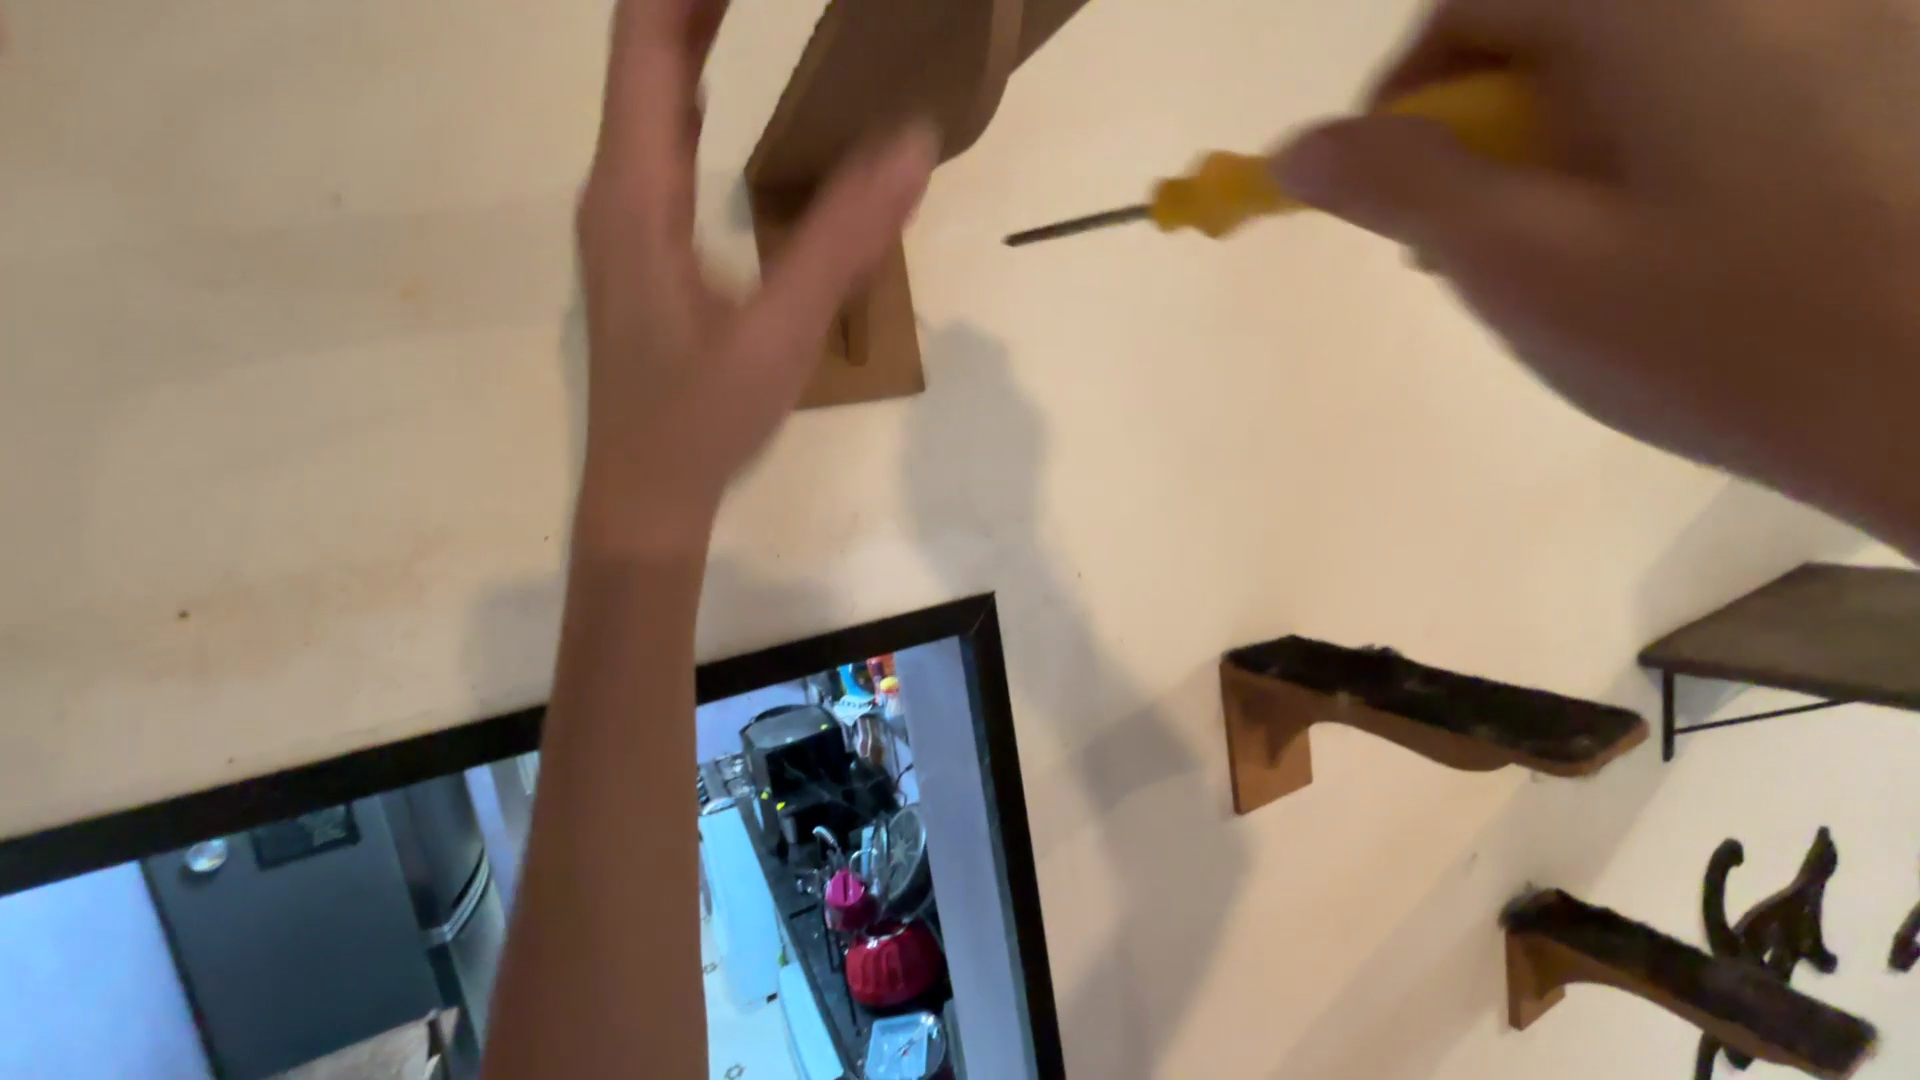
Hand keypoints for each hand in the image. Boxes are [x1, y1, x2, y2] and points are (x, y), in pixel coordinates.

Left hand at [574, 0, 935, 551]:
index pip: (646, 40)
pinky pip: (657, 148)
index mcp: (636, 193)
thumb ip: (844, 240)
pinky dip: (688, 99)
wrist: (646, 492)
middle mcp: (616, 191)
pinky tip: (716, 98)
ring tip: (740, 2)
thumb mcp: (781, 333)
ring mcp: (623, 222)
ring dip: (689, 38)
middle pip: (641, 55)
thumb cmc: (702, 420)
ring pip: (646, 101)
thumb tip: (913, 142)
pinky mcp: (640, 252)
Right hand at [1277, 0, 1919, 549]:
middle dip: (1478, 130)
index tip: (1383, 193)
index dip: (1399, 94)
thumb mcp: (1521, 263)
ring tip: (1563, 255)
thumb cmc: (1719, 335)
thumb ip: (1399, 188)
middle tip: (1471, 242)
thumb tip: (1296, 149)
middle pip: (1549, 32)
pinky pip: (1703, 90)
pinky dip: (1635, 153)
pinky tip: (1657, 242)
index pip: (1473, 2)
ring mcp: (1829, 33)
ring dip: (1553, 148)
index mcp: (1658, 14)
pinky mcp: (1871, 83)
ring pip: (1622, 67)